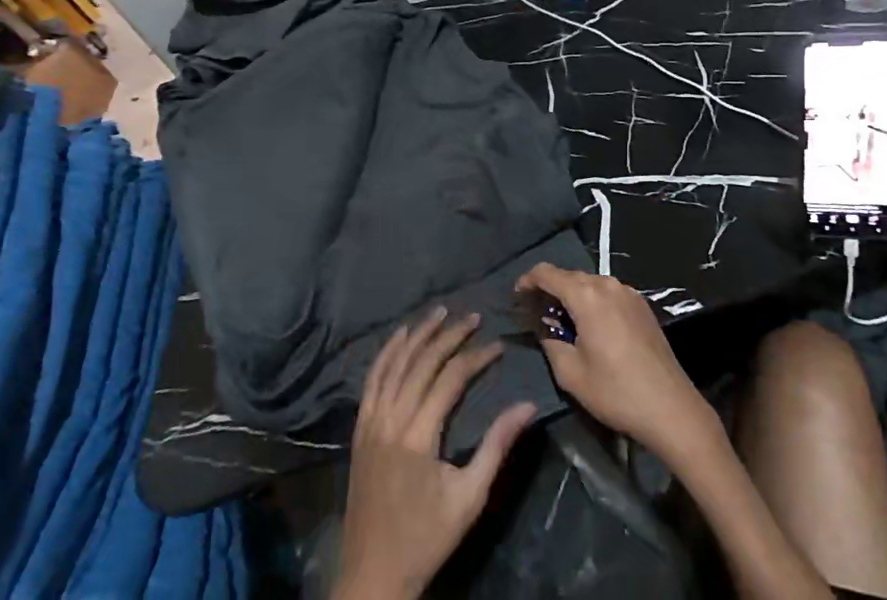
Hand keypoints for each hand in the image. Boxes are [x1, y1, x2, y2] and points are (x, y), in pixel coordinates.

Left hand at [333, 308, 536, 599]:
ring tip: (437, 313)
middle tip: (472, 316)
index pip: (449, 379)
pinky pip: (370, 383)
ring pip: (391, 367)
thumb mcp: (470, 496)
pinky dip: (385, 356)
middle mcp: (389, 422)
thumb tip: (527, 406)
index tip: (498, 346)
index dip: (476, 357)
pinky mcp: (359, 433)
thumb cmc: (427, 537)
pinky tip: (398, 340)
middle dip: (447, 336)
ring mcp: (369, 426)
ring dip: (415, 336)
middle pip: (420, 364)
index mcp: (417, 437)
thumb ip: (497, 446)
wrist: (372, 576)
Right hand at [514, 264, 717, 459]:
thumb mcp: (570, 372)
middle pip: (571, 276)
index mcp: (588, 296)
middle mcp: (609, 285)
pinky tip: (589, 324)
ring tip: (560, 320)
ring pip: (591, 284)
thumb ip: (550, 340)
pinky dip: (593, 301)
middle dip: (550, 289)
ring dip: (573, 295)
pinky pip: (609, 294)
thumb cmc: (614, 391)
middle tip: (534, 311)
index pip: (549, 273)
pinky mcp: (642, 306)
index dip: (528, 280)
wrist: (668, 405)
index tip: (516, 295)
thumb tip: (544, 324)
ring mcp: (629, 293)